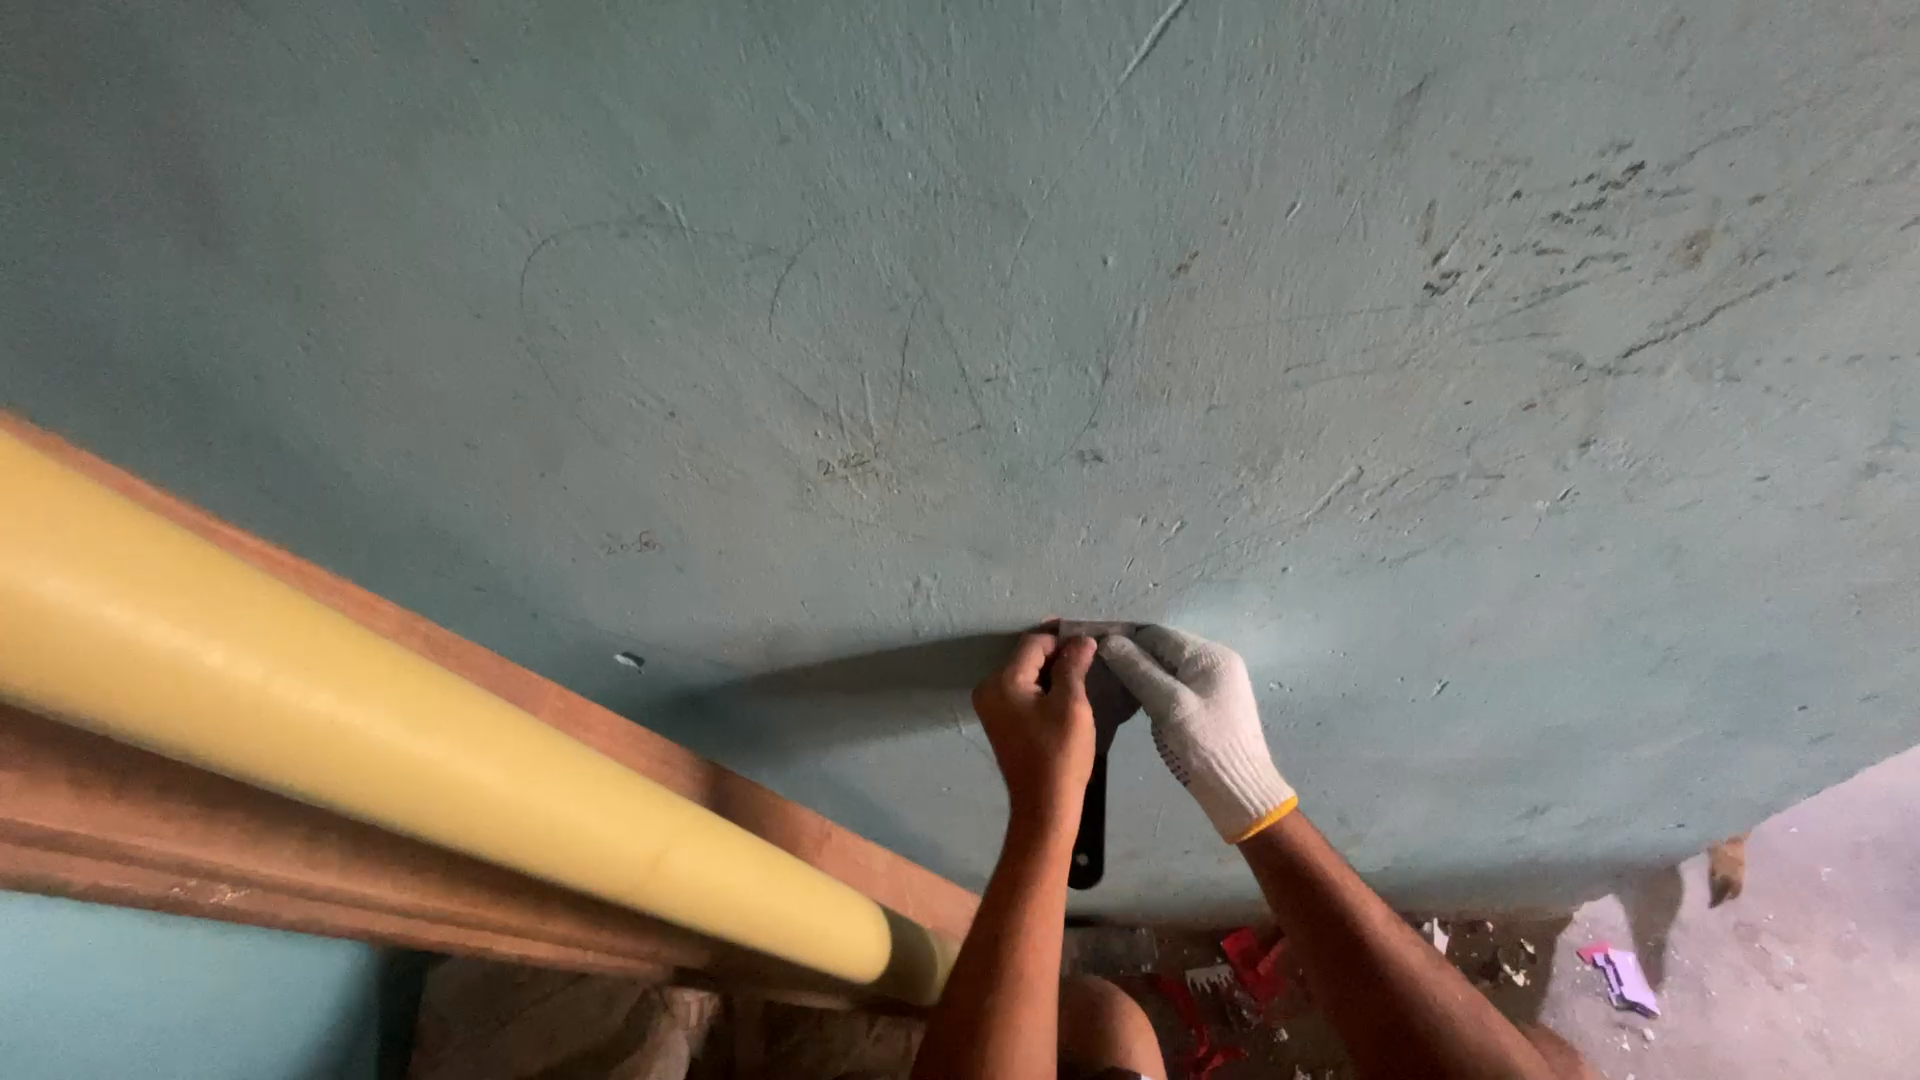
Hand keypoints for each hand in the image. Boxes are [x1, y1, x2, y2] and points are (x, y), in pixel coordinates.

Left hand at [971, 631, 1097, 821]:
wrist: (1045, 805)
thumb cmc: (1059, 753)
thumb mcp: (1072, 705)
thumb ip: (1073, 666)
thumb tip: (1081, 640)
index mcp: (1002, 681)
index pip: (1033, 644)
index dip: (1062, 639)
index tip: (1089, 641)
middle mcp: (988, 688)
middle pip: (1025, 656)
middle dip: (1056, 653)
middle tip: (1088, 654)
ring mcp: (991, 705)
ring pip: (1024, 672)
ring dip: (1050, 669)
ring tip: (1081, 671)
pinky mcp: (999, 719)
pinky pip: (1021, 690)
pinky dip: (1041, 685)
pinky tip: (1063, 690)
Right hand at [1099, 626, 1297, 842]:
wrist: (1240, 793)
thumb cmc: (1204, 745)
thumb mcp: (1167, 704)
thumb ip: (1137, 669)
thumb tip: (1108, 640)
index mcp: (1210, 655)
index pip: (1156, 634)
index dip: (1124, 641)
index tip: (1095, 655)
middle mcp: (1216, 661)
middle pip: (1163, 648)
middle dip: (1133, 659)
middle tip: (1102, 675)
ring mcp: (1216, 683)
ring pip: (1168, 668)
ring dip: (1143, 676)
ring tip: (1115, 689)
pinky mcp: (1212, 703)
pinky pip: (1176, 685)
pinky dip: (1156, 690)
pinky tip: (1139, 703)